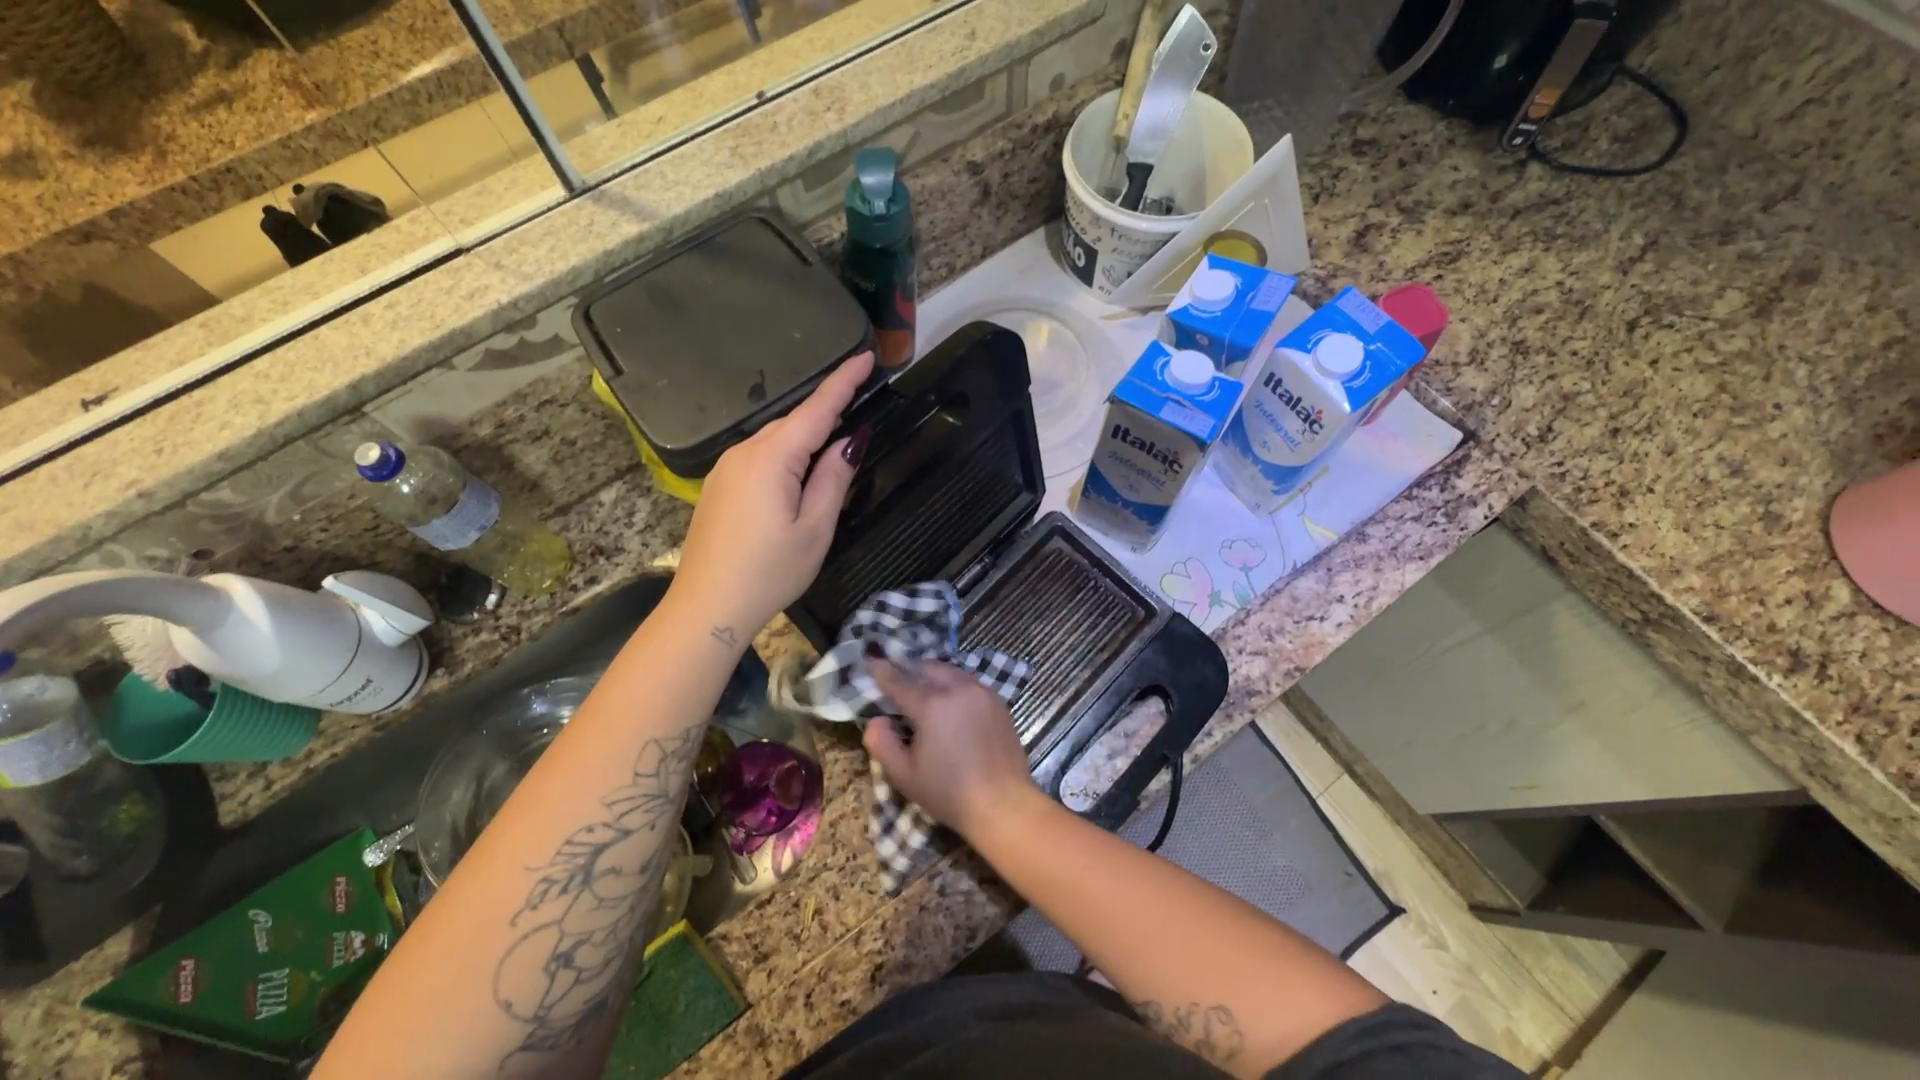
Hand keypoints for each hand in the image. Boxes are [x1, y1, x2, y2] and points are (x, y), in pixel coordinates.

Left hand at [674, 352, 874, 637]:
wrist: (708, 607)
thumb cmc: (769, 572)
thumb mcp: (815, 528)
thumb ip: (834, 478)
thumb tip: (852, 439)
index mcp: (772, 458)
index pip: (816, 408)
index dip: (844, 381)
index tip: (866, 355)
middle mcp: (744, 452)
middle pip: (794, 422)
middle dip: (828, 412)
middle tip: (862, 410)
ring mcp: (727, 468)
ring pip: (776, 440)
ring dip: (807, 438)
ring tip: (836, 449)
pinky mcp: (720, 485)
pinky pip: (761, 457)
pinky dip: (786, 455)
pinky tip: (800, 474)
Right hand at [863, 659, 1039, 839]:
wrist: (1003, 804)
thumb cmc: (948, 792)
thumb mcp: (904, 775)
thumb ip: (882, 743)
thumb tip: (877, 720)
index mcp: (932, 705)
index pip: (899, 681)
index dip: (882, 671)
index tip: (871, 660)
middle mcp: (958, 689)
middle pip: (928, 668)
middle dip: (911, 672)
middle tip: (900, 686)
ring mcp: (983, 693)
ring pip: (952, 672)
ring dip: (935, 677)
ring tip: (926, 695)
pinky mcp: (999, 703)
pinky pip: (970, 684)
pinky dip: (956, 686)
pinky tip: (953, 707)